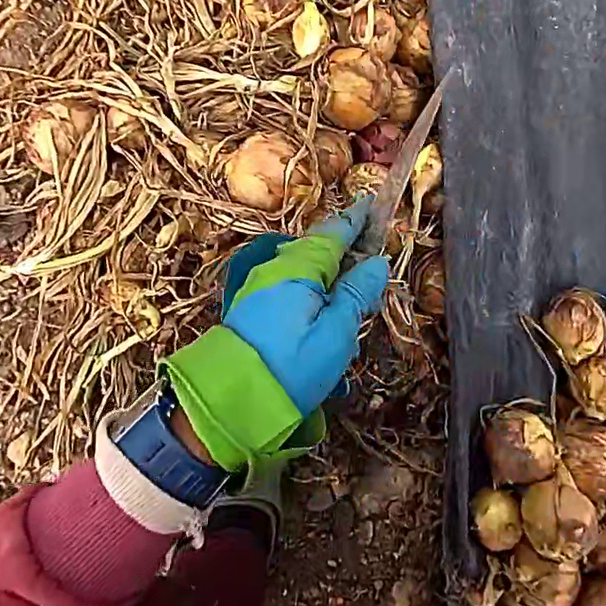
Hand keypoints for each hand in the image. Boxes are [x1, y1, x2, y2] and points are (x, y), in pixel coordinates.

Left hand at [222, 199, 391, 414]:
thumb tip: (376, 261)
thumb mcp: (335, 333)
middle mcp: (276, 268)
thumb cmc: (291, 366)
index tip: (373, 204)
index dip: (356, 219)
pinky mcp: (253, 306)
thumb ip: (356, 293)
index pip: (335, 233)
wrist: (228, 402)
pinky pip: (291, 281)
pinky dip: (313, 282)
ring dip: (329, 265)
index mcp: (299, 267)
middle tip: (371, 248)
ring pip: (304, 264)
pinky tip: (323, 300)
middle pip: (318, 245)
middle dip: (345, 243)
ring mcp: (260, 286)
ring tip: (352, 279)